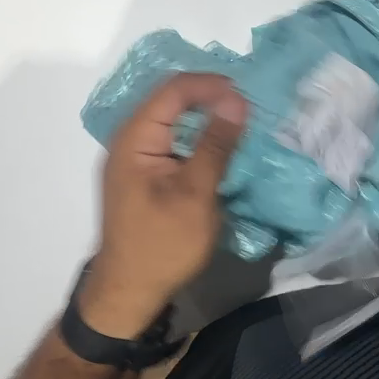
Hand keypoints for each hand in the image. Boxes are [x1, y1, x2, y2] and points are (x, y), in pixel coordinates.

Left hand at [79, 73, 247, 338]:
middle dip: (211, 97)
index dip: (212, 85)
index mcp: (134, 138)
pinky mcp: (144, 173)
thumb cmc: (162, 244)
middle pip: (171, 99)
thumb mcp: (195, 194)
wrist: (128, 293)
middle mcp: (129, 139)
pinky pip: (172, 140)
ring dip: (206, 117)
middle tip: (249, 108)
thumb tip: (237, 99)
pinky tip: (221, 148)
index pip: (174, 90)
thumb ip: (215, 144)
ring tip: (241, 124)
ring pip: (173, 119)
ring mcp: (135, 157)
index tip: (249, 97)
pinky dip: (198, 138)